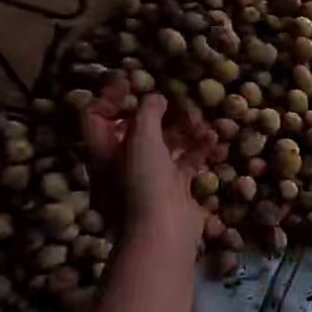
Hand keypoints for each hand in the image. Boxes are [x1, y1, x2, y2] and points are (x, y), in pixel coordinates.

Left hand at [79, 85, 215, 245]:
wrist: (164, 230)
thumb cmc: (143, 181)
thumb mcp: (142, 139)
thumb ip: (148, 113)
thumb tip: (156, 97)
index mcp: (104, 152)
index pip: (98, 116)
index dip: (111, 96)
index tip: (131, 80)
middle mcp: (124, 163)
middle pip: (135, 128)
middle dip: (156, 112)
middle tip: (175, 99)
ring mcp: (151, 176)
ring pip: (165, 144)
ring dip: (182, 129)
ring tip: (200, 119)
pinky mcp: (175, 187)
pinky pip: (186, 161)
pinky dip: (198, 148)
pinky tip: (213, 139)